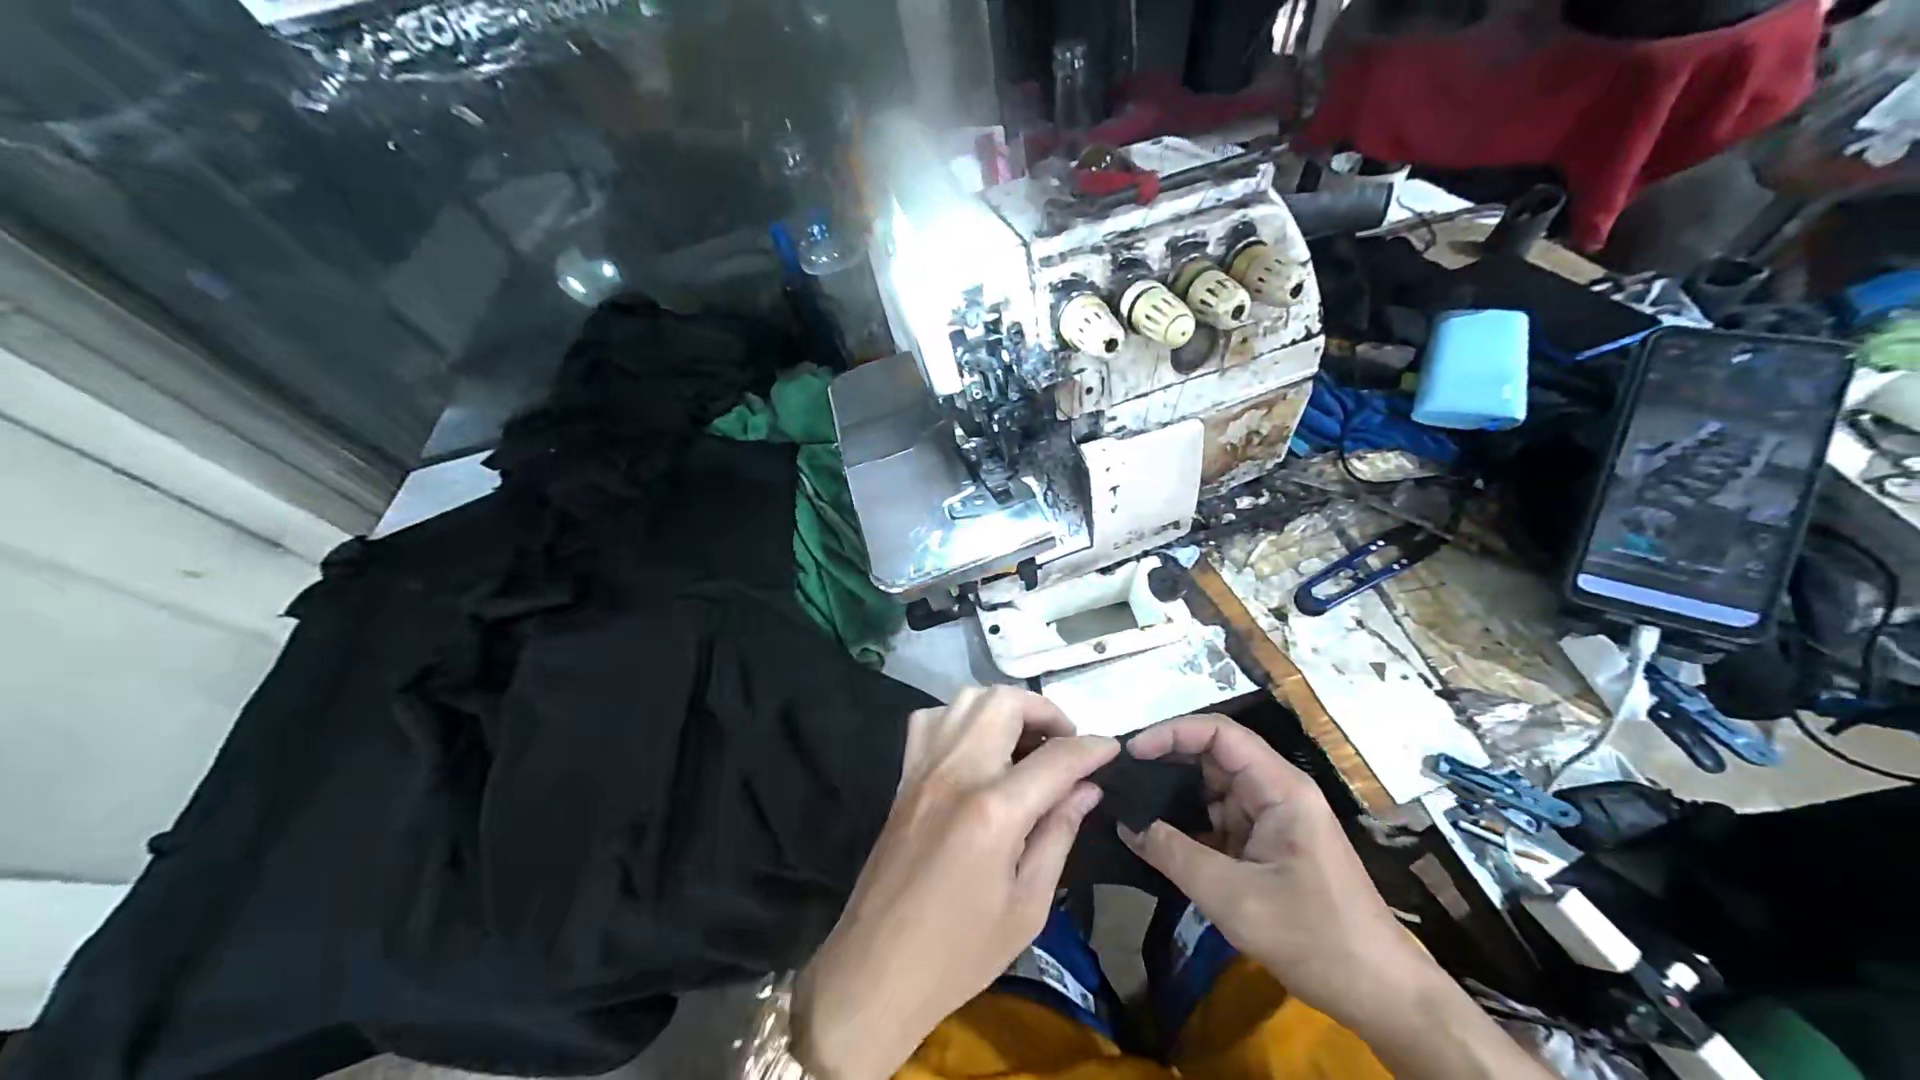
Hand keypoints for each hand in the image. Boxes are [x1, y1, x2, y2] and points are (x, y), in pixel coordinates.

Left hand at [793, 687, 1119, 1079]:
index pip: (1056, 757)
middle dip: (1045, 712)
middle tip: (1065, 744)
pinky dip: (962, 718)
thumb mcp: (1029, 904)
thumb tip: (1087, 788)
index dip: (1092, 749)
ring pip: (966, 699)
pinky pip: (931, 719)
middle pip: (1004, 702)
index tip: (1112, 749)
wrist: (877, 968)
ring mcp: (923, 768)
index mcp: (993, 810)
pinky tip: (977, 748)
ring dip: (1004, 709)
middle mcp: (956, 772)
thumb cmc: (961, 951)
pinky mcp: (904, 777)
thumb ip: (1060, 833)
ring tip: (1026, 743)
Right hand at [1121, 713, 1429, 1027]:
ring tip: (1128, 799)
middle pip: (1214, 756)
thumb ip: (1174, 853)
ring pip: (1212, 789)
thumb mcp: (1233, 896)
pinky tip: (1154, 832)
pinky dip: (1186, 823)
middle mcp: (1276, 793)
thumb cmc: (1313, 937)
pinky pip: (1218, 819)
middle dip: (1167, 760)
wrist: (1380, 994)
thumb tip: (1128, 823)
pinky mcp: (1265, 846)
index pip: (1220, 734)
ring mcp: (1271, 819)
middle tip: (1120, 775)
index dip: (1173, 733)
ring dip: (1173, 794)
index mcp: (1280, 789)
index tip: (1132, 752)